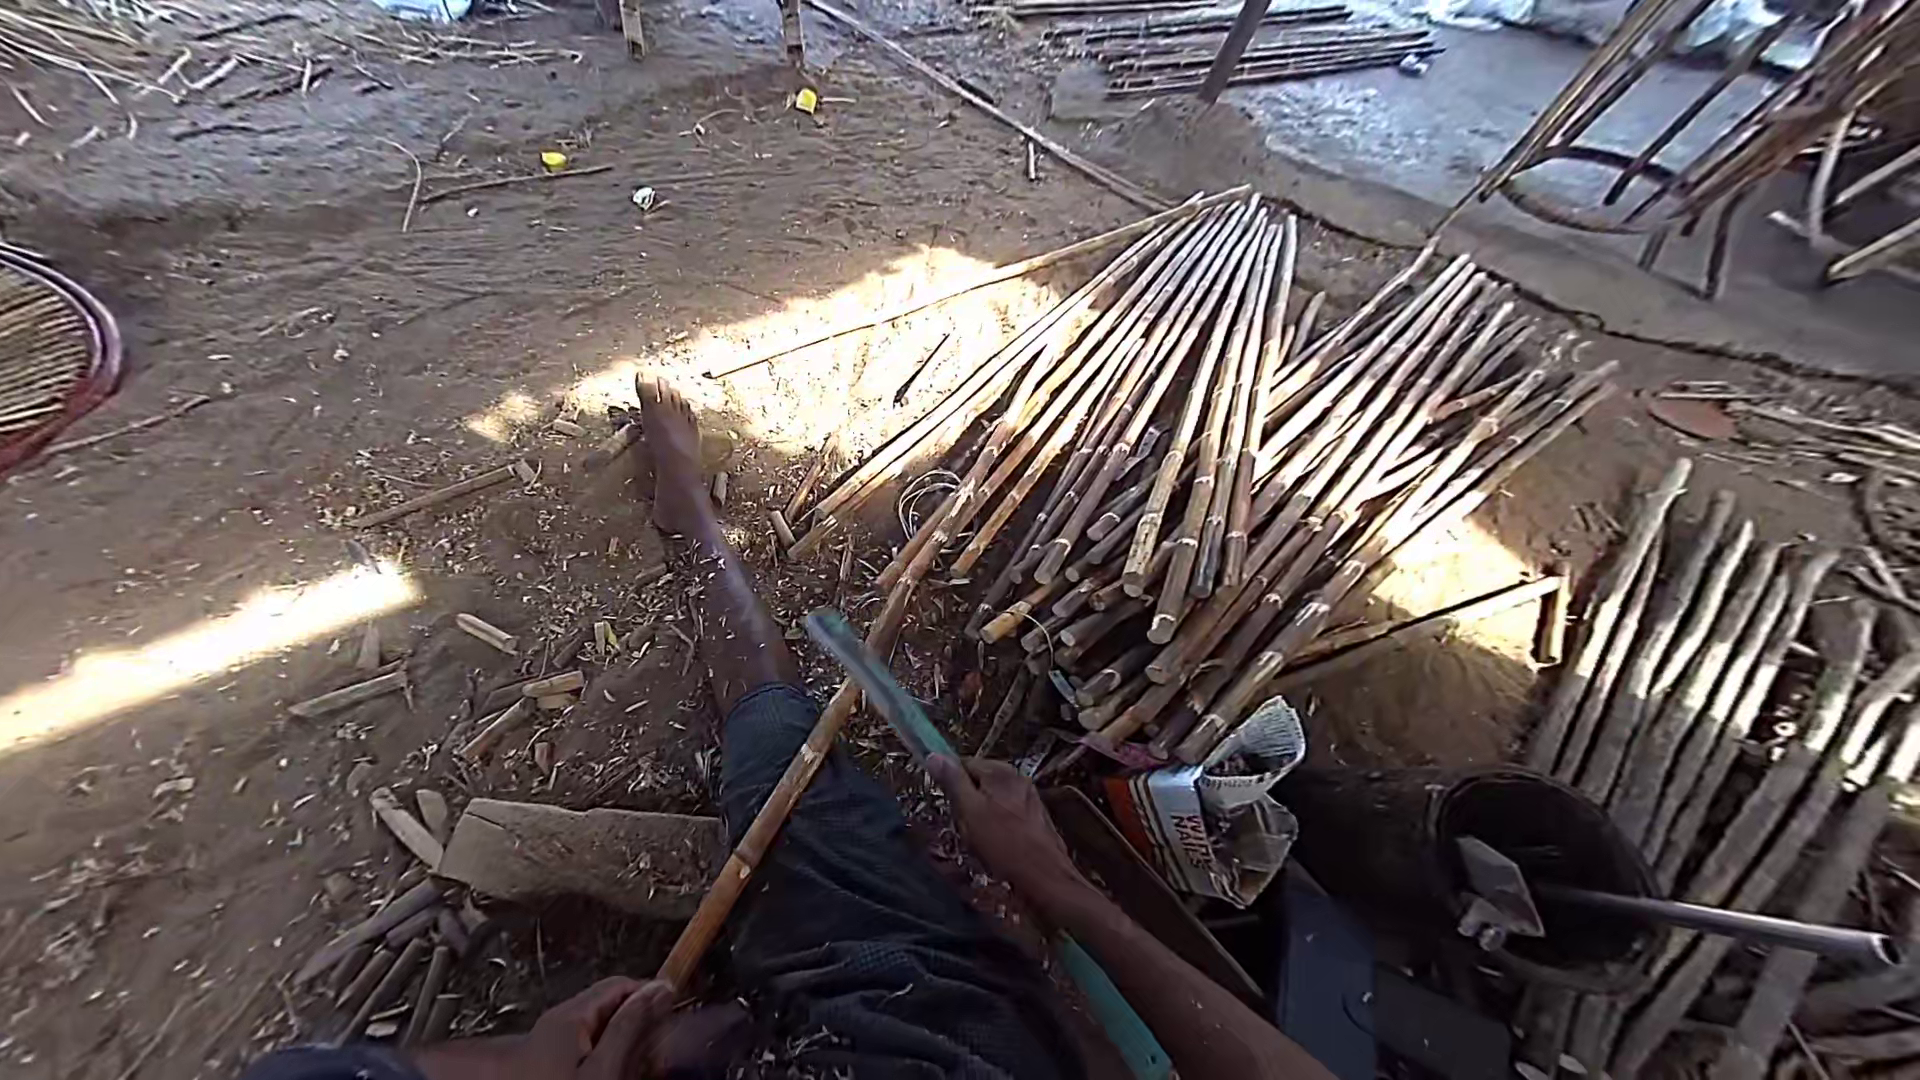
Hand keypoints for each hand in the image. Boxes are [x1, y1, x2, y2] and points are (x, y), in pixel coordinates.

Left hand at [521, 977, 676, 1079]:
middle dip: (636, 1029)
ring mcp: (545, 1054)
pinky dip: (603, 1066)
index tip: (671, 1018)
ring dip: (622, 1051)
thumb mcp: (604, 1072)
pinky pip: (583, 1058)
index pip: (621, 985)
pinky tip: (614, 1079)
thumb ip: (632, 1025)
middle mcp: (554, 1029)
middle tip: (655, 1056)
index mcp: (567, 1018)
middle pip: (609, 1011)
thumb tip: (660, 987)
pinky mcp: (544, 1074)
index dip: (649, 997)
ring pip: (598, 1037)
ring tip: (636, 1073)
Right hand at [926, 755, 1091, 912]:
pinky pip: (1007, 812)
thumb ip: (953, 782)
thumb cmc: (1004, 844)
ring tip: (983, 840)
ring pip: (992, 799)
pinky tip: (1000, 845)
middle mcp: (1017, 775)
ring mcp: (1029, 794)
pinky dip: (999, 825)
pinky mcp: (1035, 814)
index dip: (953, 786)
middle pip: (979, 781)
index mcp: (1000, 770)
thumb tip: (934, 755)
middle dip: (968, 802)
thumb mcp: (970, 812)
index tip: (953, 809)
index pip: (964, 764)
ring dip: (982, 816)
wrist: (1046, 878)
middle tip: (967, 827)